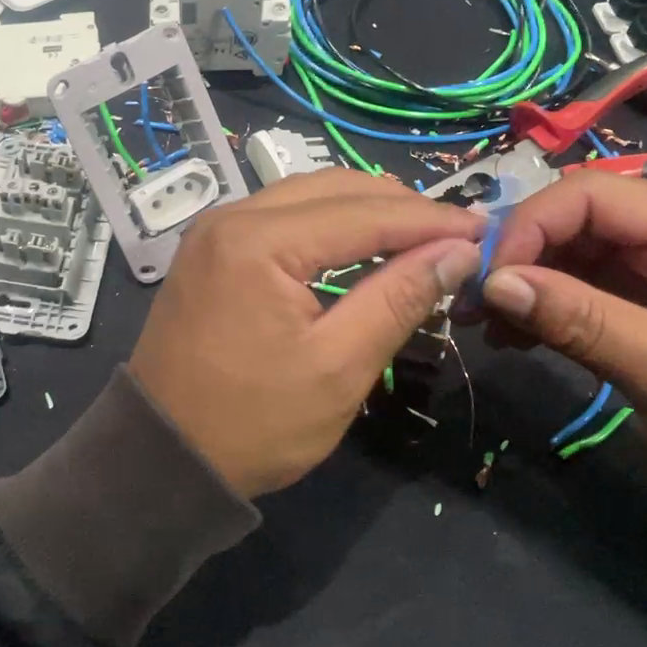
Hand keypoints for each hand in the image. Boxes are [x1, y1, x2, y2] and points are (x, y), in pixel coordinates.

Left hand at [128, 169, 482, 498]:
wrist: (159, 457)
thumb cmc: (252, 424)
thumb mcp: (338, 368)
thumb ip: (398, 298)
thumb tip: (457, 251)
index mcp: (258, 240)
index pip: (364, 212)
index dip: (431, 220)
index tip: (487, 231)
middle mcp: (231, 216)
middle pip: (333, 188)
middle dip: (400, 207)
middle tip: (456, 237)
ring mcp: (214, 231)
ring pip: (306, 197)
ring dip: (364, 212)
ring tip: (419, 240)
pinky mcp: (209, 251)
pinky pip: (280, 219)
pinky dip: (327, 227)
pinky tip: (360, 248)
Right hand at [458, 171, 646, 510]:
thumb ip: (578, 320)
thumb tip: (491, 283)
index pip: (592, 194)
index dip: (528, 226)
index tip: (487, 280)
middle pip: (581, 218)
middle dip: (521, 255)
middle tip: (472, 304)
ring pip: (581, 251)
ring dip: (531, 283)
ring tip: (489, 327)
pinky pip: (596, 284)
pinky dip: (555, 306)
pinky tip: (521, 336)